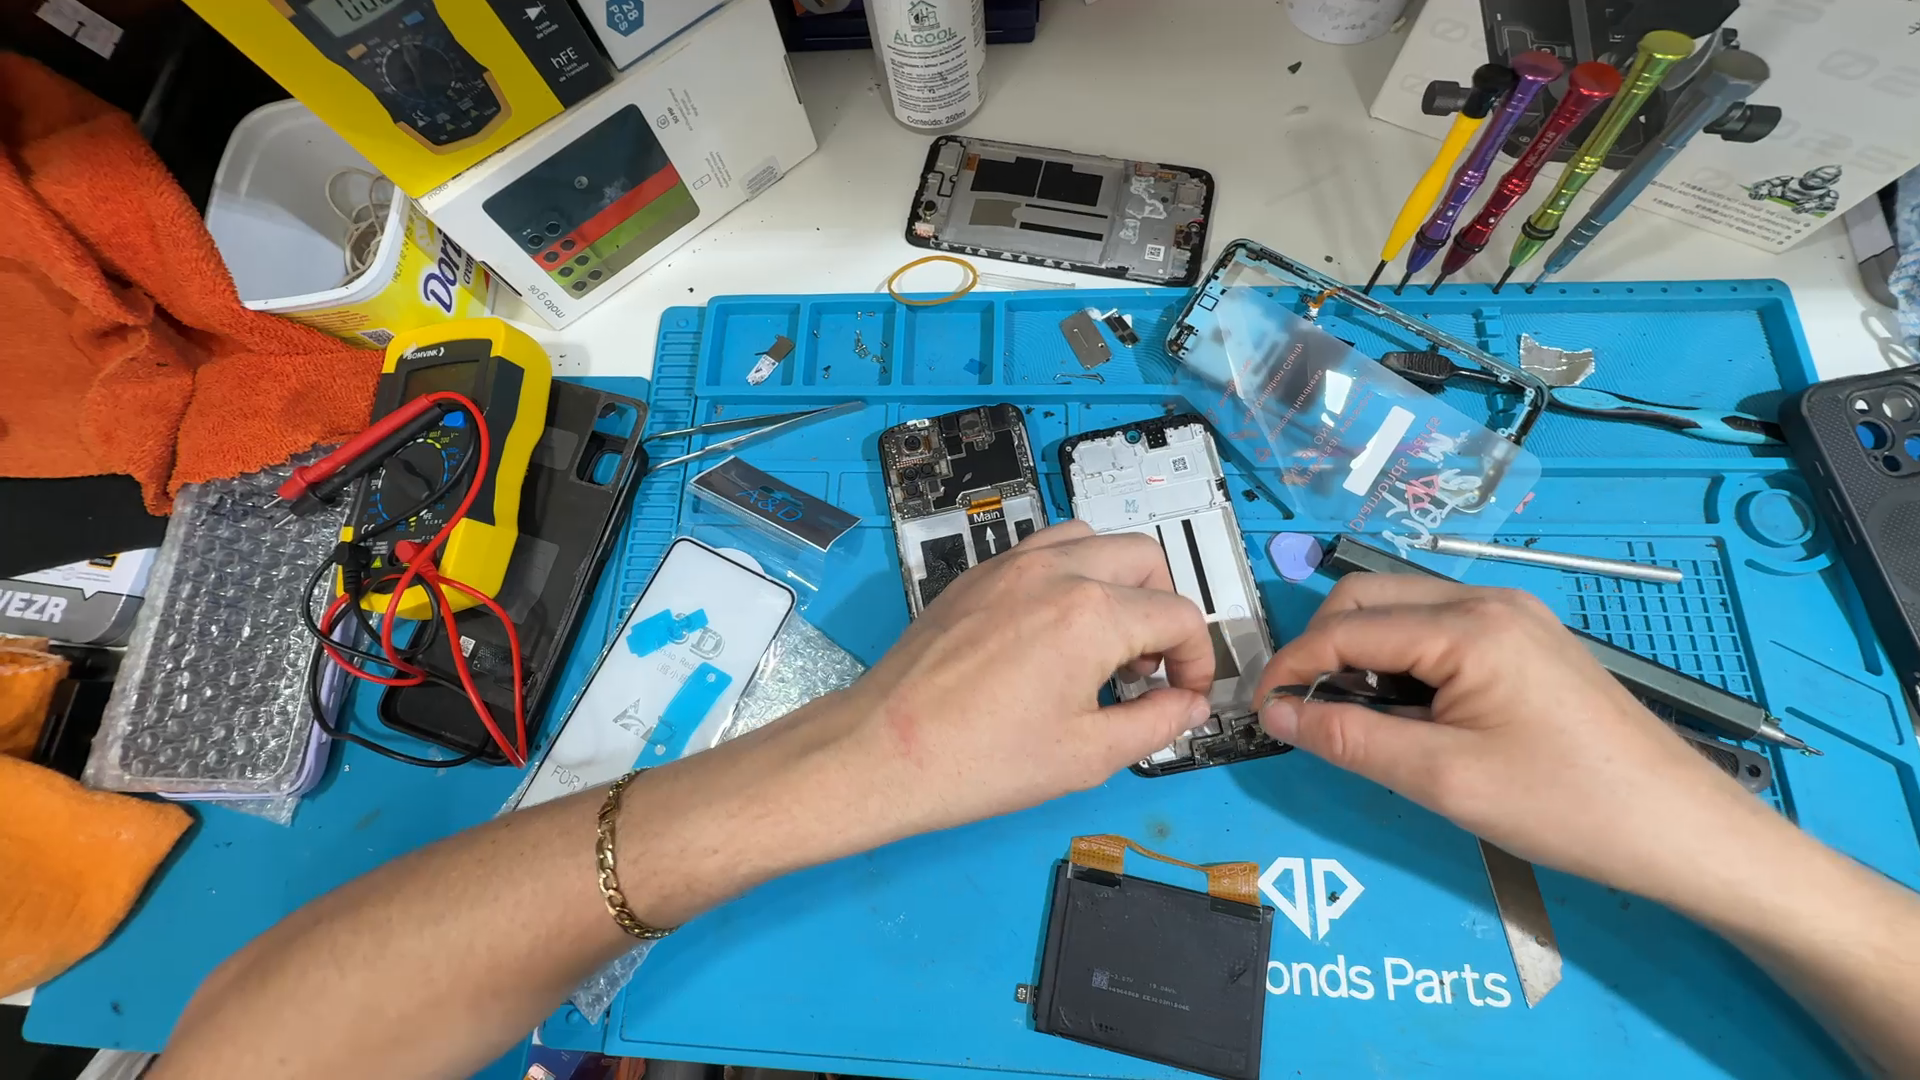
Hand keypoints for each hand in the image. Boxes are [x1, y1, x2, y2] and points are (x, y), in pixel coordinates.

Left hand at [821, 519, 1214, 838]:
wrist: (885, 748)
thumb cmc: (984, 761)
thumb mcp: (1086, 755)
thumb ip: (1155, 723)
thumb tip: (1190, 704)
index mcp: (1091, 614)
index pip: (1178, 616)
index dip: (1198, 658)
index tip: (1185, 693)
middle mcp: (1055, 571)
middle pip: (1144, 559)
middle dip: (1163, 609)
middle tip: (1145, 666)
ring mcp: (1010, 564)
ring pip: (1091, 538)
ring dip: (1116, 579)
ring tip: (1101, 637)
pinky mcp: (977, 573)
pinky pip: (1041, 547)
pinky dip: (1068, 571)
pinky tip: (1051, 625)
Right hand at [1250, 574, 1776, 901]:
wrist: (1696, 837)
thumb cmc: (1567, 807)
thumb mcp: (1441, 780)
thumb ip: (1346, 739)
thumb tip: (1273, 715)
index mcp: (1466, 627)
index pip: (1345, 630)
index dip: (1291, 667)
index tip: (1261, 710)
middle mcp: (1484, 600)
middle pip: (1364, 599)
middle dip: (1319, 647)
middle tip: (1304, 707)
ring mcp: (1509, 614)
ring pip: (1396, 609)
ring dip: (1357, 651)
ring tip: (1354, 712)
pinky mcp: (1522, 637)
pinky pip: (1432, 628)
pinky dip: (1397, 658)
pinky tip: (1405, 705)